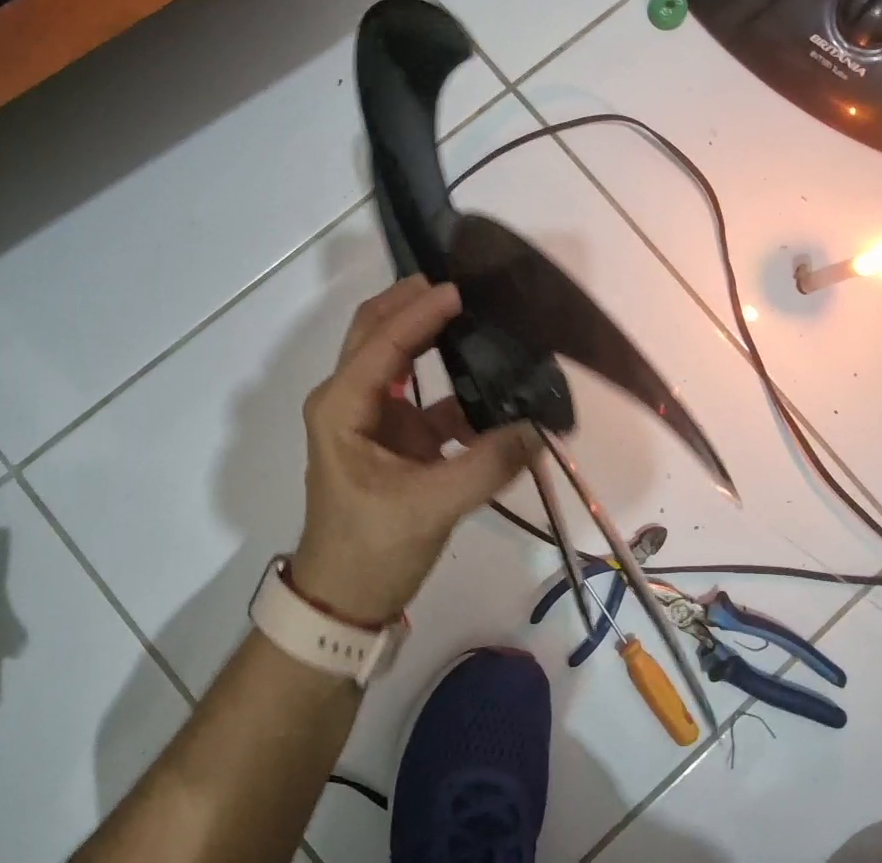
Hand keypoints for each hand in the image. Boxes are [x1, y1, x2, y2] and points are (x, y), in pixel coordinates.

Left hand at [290, 277, 539, 625]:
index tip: (462, 289)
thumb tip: (540, 428)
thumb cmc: (371, 547)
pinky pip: (425, 401)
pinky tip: (492, 390)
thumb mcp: (430, 506)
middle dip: (412, 304)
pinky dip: (455, 391)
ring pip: (398, 361)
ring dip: (430, 337)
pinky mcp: (394, 441)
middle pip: (378, 334)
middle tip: (460, 282)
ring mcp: (372, 419)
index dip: (421, 312)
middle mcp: (349, 401)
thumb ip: (487, 464)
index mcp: (342, 407)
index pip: (382, 341)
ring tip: (477, 317)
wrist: (346, 599)